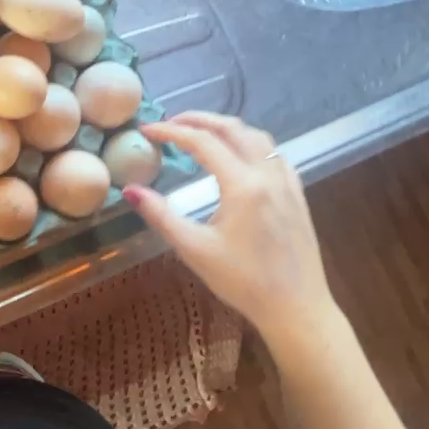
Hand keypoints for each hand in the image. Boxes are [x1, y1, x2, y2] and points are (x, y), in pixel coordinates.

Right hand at [125, 112, 335, 346]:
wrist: (297, 309)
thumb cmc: (243, 282)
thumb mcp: (194, 249)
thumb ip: (161, 215)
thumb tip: (130, 190)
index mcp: (242, 185)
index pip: (202, 142)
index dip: (171, 132)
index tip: (147, 130)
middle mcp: (267, 174)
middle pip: (232, 129)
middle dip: (198, 120)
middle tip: (169, 122)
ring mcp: (287, 182)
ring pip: (257, 136)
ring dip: (226, 127)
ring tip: (200, 132)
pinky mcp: (297, 194)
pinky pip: (274, 153)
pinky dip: (251, 142)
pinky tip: (240, 154)